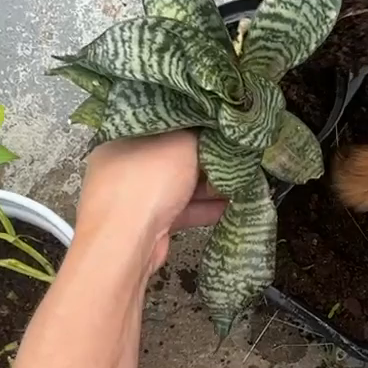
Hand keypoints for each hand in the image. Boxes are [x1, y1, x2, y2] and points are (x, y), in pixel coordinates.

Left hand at [77, 130, 225, 269]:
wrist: (126, 241)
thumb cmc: (148, 181)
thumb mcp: (181, 142)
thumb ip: (200, 134)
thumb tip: (213, 133)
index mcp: (125, 138)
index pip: (164, 126)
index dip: (193, 127)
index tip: (220, 129)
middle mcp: (127, 166)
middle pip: (174, 157)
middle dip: (206, 160)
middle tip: (235, 156)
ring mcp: (136, 197)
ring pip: (179, 186)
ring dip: (210, 187)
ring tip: (242, 182)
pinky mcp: (149, 224)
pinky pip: (182, 210)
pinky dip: (205, 208)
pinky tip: (232, 205)